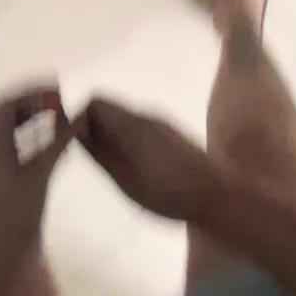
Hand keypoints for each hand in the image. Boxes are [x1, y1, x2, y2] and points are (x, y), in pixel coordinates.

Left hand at [0, 86, 73, 278]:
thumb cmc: (13, 217)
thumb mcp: (39, 177)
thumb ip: (58, 143)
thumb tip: (80, 117)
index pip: (8, 102)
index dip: (33, 92)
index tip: (57, 90)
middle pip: (3, 116)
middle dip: (29, 107)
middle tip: (57, 106)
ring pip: (2, 136)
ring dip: (26, 126)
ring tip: (54, 127)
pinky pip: (2, 154)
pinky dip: (22, 146)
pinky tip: (40, 155)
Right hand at [77, 96, 217, 222]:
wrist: (218, 196)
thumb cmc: (167, 193)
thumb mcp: (125, 180)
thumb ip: (99, 154)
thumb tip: (78, 133)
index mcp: (129, 123)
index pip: (95, 100)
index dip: (81, 117)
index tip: (79, 142)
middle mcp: (144, 113)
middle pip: (109, 106)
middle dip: (95, 125)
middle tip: (95, 156)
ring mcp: (160, 120)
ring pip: (124, 116)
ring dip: (112, 132)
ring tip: (115, 165)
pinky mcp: (171, 131)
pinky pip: (139, 124)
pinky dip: (128, 137)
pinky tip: (137, 165)